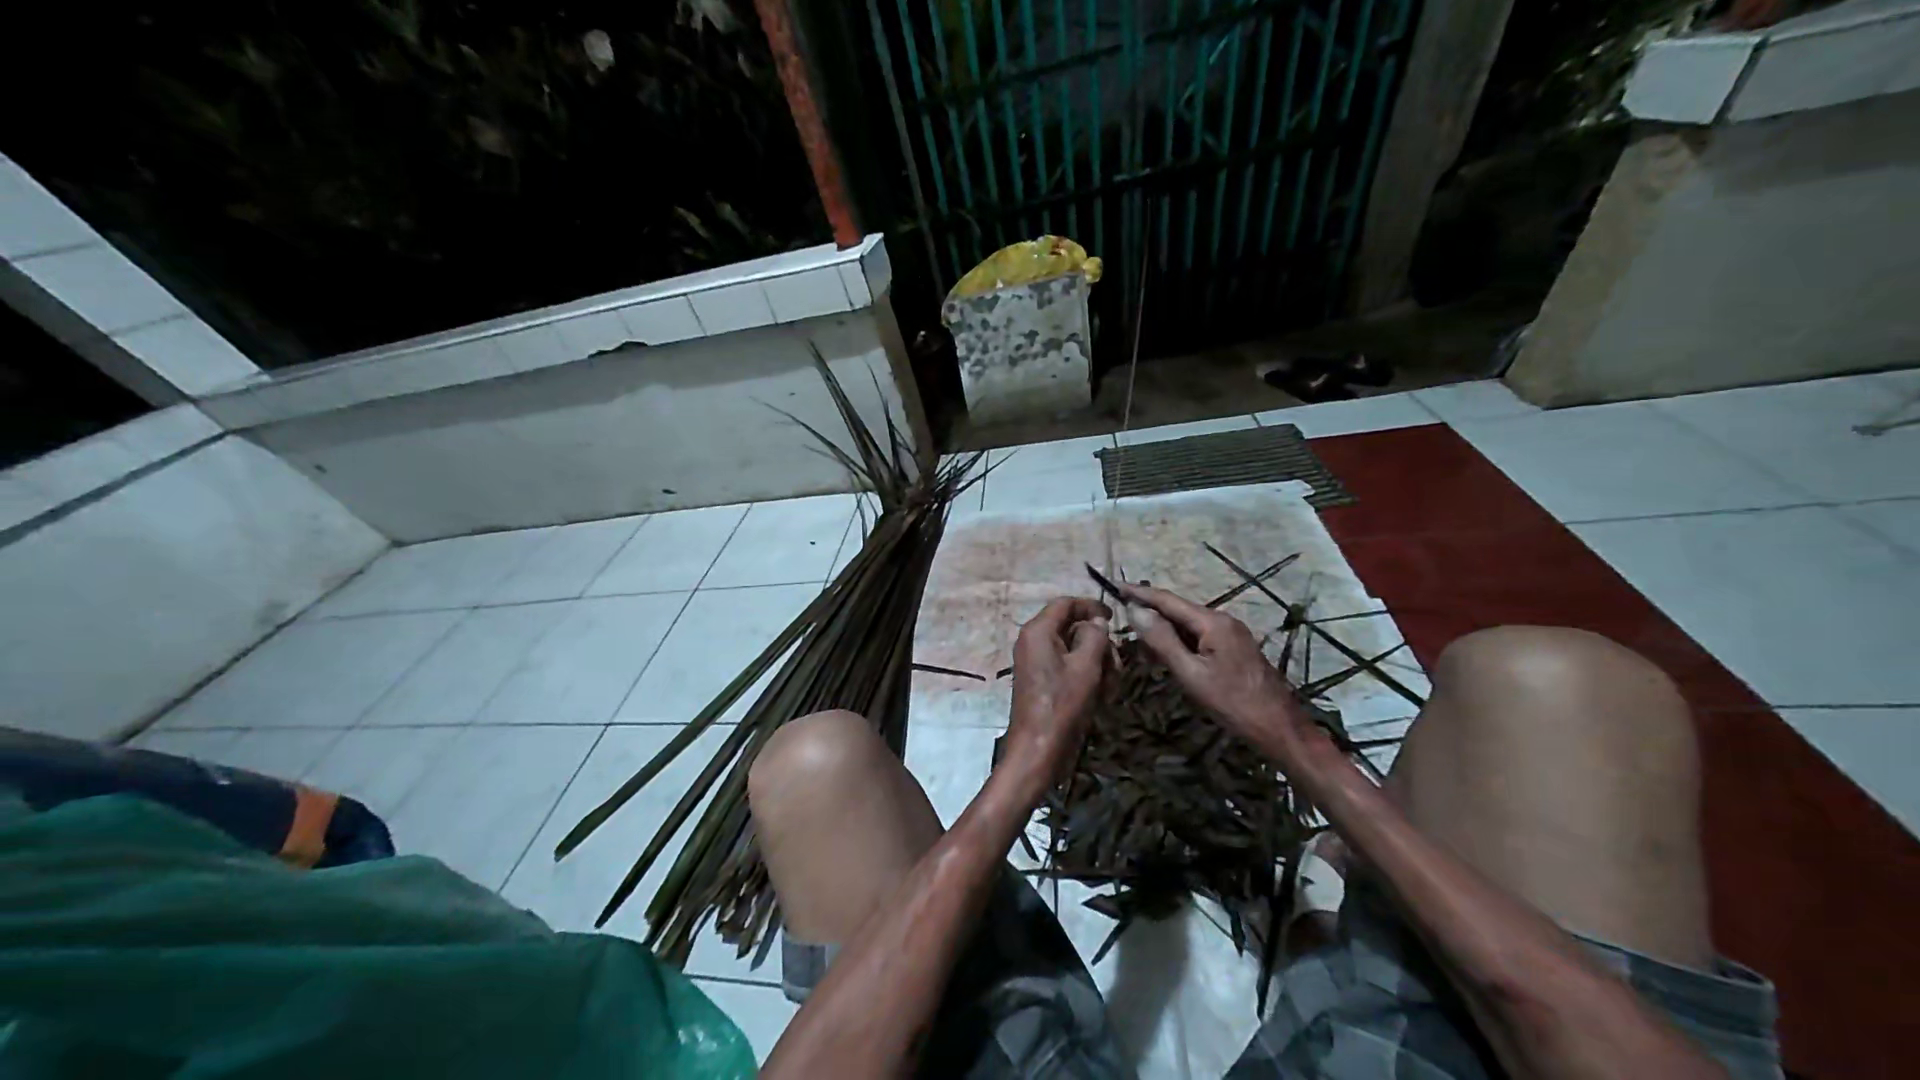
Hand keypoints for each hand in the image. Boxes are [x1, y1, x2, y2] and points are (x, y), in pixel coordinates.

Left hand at [1005, 597, 1111, 775]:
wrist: (1039, 748)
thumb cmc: (1063, 704)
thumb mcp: (1086, 665)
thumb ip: (1095, 636)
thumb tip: (1097, 621)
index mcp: (1038, 631)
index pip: (1065, 603)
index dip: (1091, 606)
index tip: (1114, 617)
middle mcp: (1033, 642)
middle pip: (1072, 628)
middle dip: (1099, 644)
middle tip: (1117, 665)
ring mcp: (1037, 662)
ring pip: (1074, 650)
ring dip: (1097, 663)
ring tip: (1110, 686)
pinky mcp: (1043, 681)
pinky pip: (1068, 668)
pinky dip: (1087, 676)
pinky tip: (1102, 696)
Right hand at [1119, 583, 1304, 752]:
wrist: (1278, 727)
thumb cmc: (1232, 702)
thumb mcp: (1190, 673)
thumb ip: (1162, 641)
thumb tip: (1135, 611)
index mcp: (1213, 621)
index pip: (1168, 600)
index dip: (1140, 593)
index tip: (1116, 585)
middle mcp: (1223, 620)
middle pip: (1179, 609)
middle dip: (1150, 610)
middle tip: (1121, 613)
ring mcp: (1232, 634)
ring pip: (1189, 624)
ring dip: (1164, 628)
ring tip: (1138, 635)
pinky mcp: (1235, 649)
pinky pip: (1200, 636)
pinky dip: (1179, 640)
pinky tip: (1166, 652)